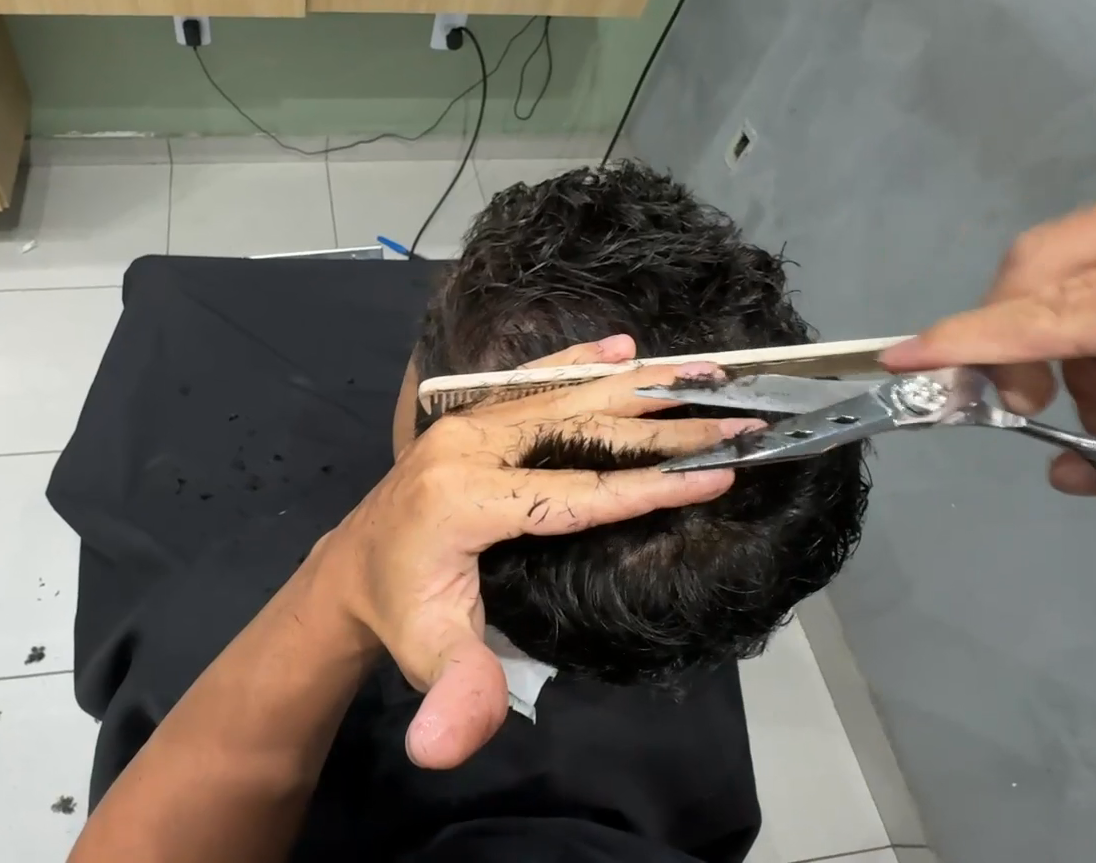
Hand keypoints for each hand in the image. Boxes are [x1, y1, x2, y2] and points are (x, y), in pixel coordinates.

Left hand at [314, 336, 761, 768]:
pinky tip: (622, 347)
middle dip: (667, 430)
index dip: (649, 485)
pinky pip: (531, 382)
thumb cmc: (400, 611)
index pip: (576, 491)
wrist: (354, 565)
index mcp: (465, 499)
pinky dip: (578, 361)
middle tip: (741, 419)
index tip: (719, 472)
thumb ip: (452, 692)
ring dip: (638, 384)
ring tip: (704, 371)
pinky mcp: (470, 418)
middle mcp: (469, 445)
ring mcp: (468, 424)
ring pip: (564, 397)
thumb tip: (443, 748)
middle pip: (582, 432)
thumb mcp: (427, 656)